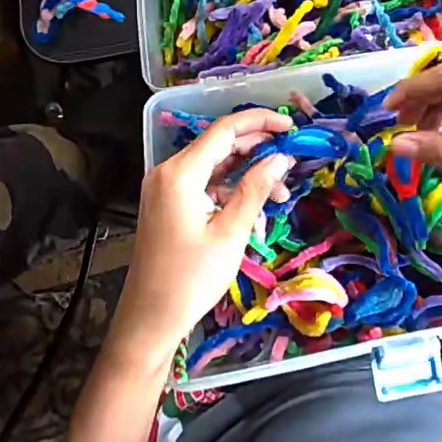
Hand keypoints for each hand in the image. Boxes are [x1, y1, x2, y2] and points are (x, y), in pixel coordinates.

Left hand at [113, 110, 295, 367]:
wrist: (150, 319)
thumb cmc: (190, 279)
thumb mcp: (230, 233)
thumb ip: (255, 189)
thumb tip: (281, 158)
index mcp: (180, 173)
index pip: (223, 130)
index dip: (260, 122)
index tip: (291, 126)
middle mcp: (169, 172)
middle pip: (219, 145)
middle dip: (258, 150)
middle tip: (292, 159)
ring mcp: (168, 189)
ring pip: (215, 168)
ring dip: (248, 176)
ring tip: (281, 193)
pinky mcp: (170, 205)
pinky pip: (206, 187)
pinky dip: (231, 194)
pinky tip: (256, 215)